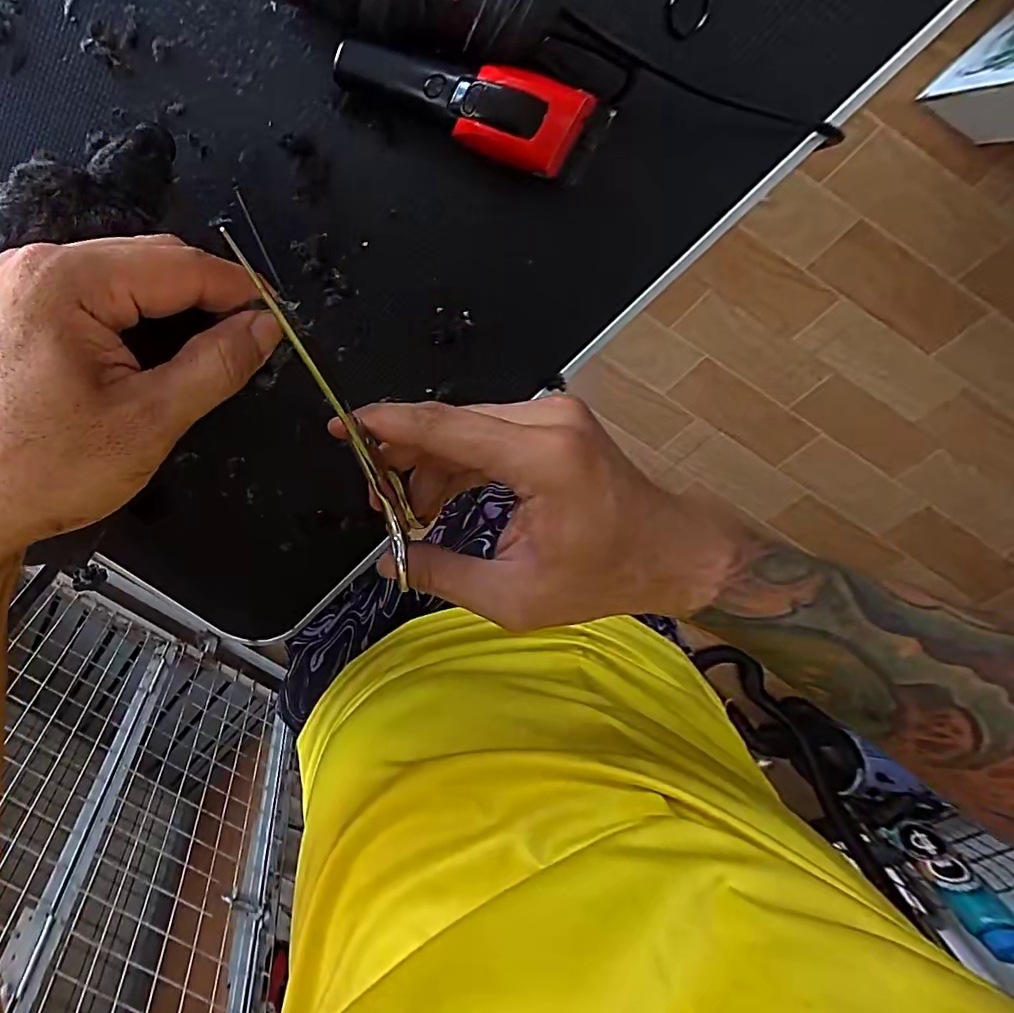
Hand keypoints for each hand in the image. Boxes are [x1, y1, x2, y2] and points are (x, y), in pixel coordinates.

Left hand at [0, 236, 278, 569]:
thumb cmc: (50, 470)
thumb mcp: (150, 420)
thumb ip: (216, 364)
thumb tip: (265, 326)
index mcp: (66, 281)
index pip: (179, 266)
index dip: (240, 289)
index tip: (282, 318)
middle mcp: (41, 267)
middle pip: (155, 262)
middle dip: (212, 297)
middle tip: (257, 338)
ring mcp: (29, 287)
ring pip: (133, 280)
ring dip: (181, 310)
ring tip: (220, 349)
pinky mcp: (28, 313)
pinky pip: (106, 299)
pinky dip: (147, 321)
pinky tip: (168, 353)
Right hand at [334, 397, 741, 630]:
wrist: (670, 552)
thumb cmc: (604, 577)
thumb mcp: (514, 596)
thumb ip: (443, 575)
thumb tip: (390, 562)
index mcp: (543, 458)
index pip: (445, 427)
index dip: (386, 426)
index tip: (343, 428)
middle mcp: (547, 420)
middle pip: (449, 425)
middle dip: (402, 460)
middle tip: (377, 502)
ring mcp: (553, 416)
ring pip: (464, 429)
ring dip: (429, 467)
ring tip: (410, 514)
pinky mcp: (553, 423)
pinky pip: (486, 433)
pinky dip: (457, 464)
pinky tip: (440, 500)